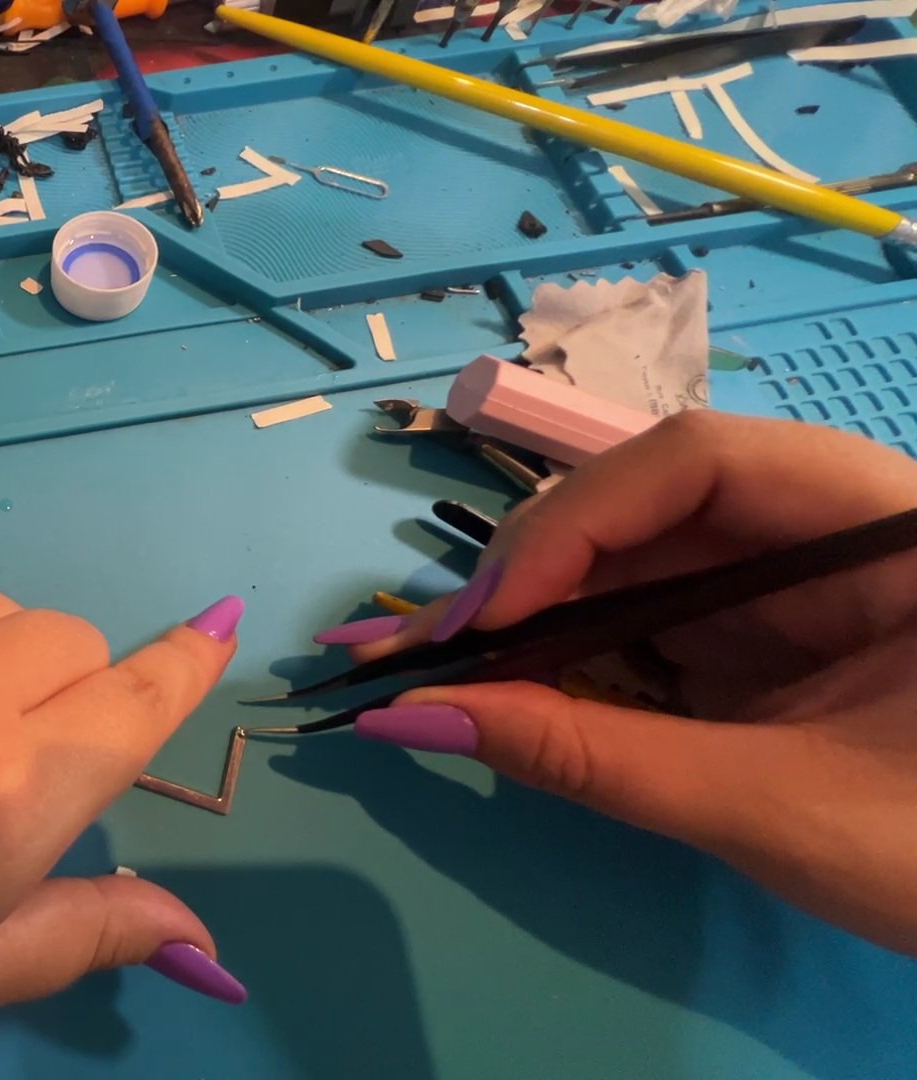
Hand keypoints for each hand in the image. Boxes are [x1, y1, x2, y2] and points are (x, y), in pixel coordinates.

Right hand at [316, 411, 916, 955]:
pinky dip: (546, 647)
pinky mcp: (738, 632)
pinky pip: (617, 614)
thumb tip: (409, 716)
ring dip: (513, 613)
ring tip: (431, 660)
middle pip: (630, 509)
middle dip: (518, 577)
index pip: (698, 463)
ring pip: (608, 561)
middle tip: (428, 649)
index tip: (494, 619)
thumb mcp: (785, 813)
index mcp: (897, 534)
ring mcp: (774, 584)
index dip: (574, 523)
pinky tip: (487, 672)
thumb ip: (593, 758)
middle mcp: (823, 533)